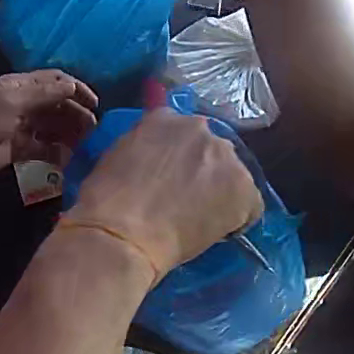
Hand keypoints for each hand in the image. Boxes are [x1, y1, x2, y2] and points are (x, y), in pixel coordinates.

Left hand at [0, 71, 98, 178]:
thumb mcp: (14, 100)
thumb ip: (45, 93)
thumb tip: (72, 85)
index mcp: (22, 86)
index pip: (56, 82)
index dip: (77, 90)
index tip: (94, 104)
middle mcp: (24, 105)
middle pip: (57, 107)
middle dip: (76, 116)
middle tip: (92, 131)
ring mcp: (21, 128)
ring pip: (52, 129)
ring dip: (69, 136)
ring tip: (83, 146)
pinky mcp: (18, 150)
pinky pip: (42, 150)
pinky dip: (55, 154)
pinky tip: (66, 160)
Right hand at [66, 108, 263, 272]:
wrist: (121, 235)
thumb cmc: (103, 204)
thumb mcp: (115, 161)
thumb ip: (140, 152)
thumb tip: (152, 163)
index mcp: (162, 119)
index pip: (182, 134)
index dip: (178, 160)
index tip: (169, 180)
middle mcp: (198, 128)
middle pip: (211, 150)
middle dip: (202, 173)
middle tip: (183, 202)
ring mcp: (224, 157)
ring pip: (232, 175)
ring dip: (220, 193)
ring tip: (198, 220)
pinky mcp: (243, 189)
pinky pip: (250, 206)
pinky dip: (236, 220)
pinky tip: (216, 233)